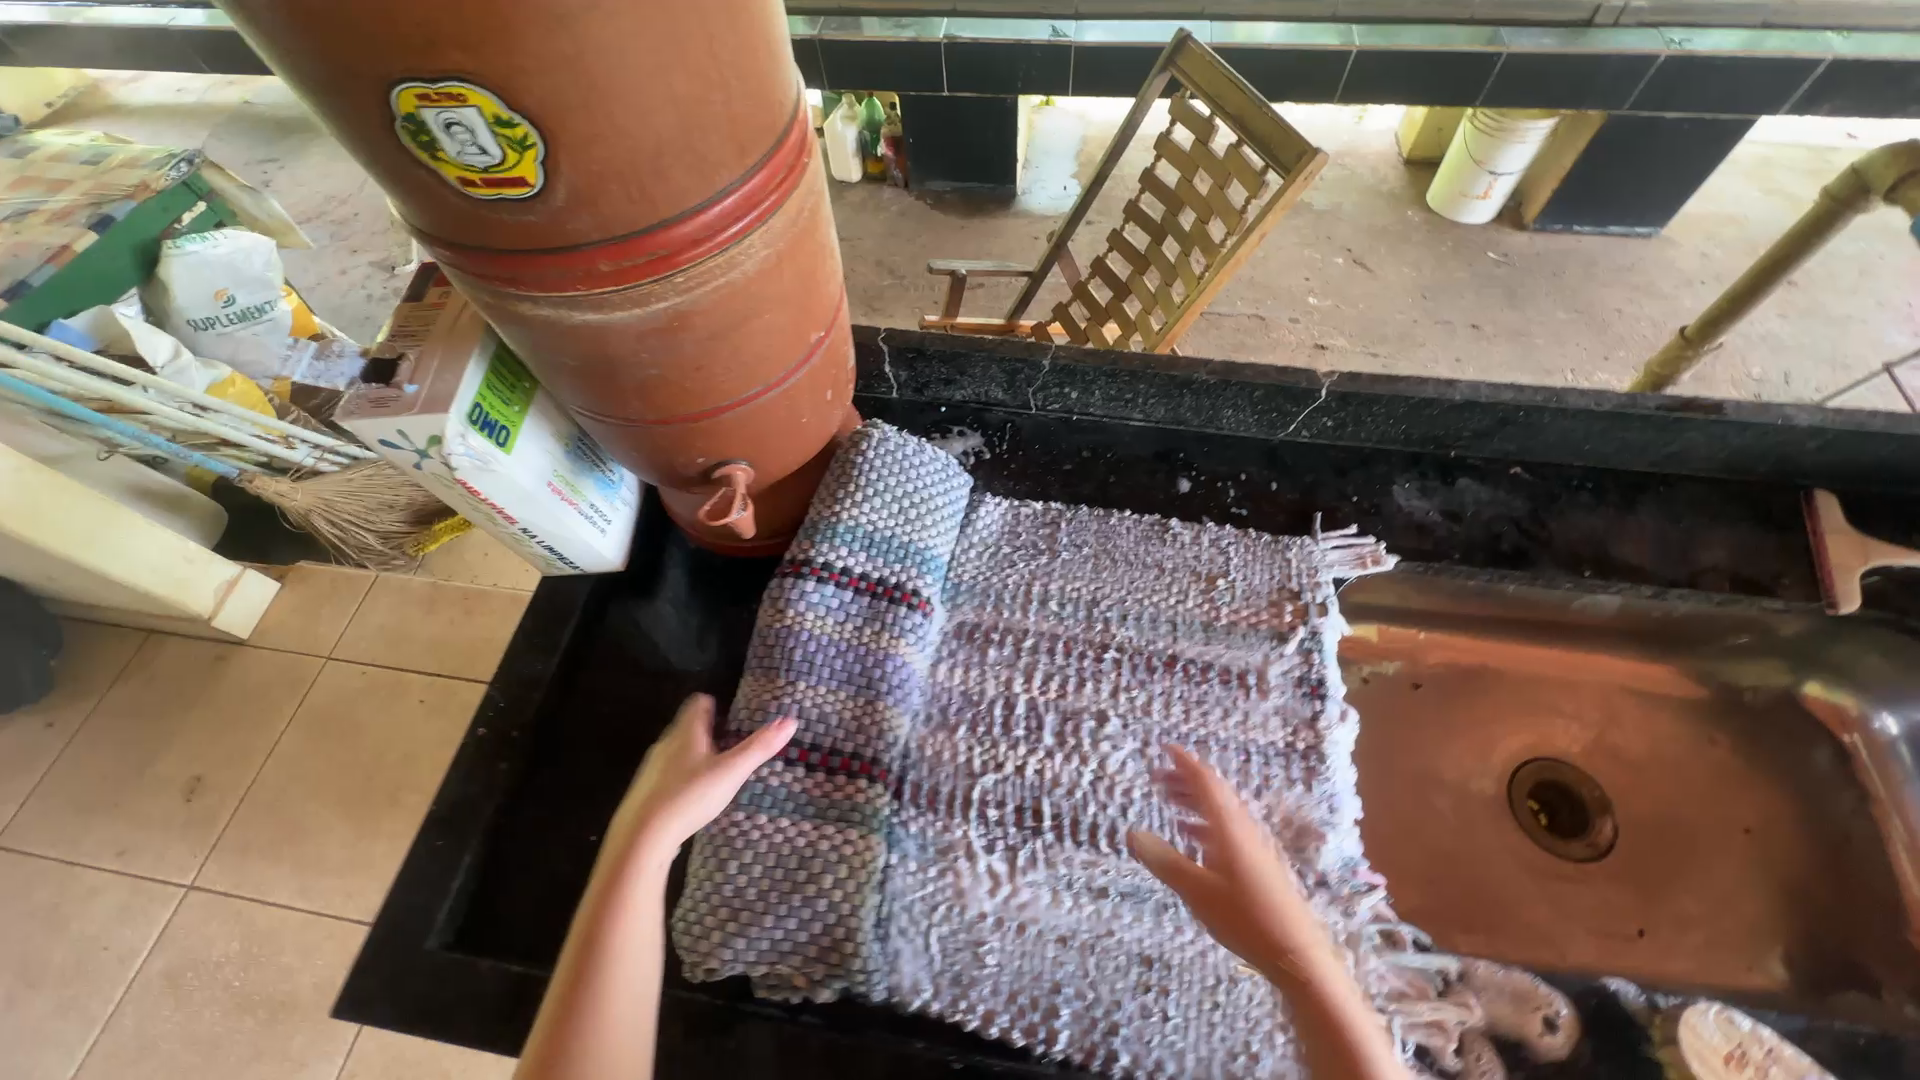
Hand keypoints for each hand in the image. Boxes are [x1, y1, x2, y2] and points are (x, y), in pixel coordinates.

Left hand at [608, 693, 795, 868]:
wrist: (641, 838)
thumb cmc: (689, 796)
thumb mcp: (731, 771)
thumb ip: (760, 747)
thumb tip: (790, 721)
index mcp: (686, 732)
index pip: (699, 703)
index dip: (716, 704)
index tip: (733, 714)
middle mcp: (666, 744)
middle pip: (688, 726)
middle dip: (710, 730)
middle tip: (733, 742)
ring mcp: (653, 769)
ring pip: (678, 751)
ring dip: (697, 754)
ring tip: (719, 769)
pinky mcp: (647, 793)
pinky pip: (670, 774)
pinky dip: (685, 777)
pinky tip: (696, 796)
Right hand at [1128, 745, 1337, 984]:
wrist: (1296, 954)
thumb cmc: (1244, 917)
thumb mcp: (1195, 890)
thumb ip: (1163, 860)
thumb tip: (1132, 832)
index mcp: (1229, 827)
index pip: (1206, 783)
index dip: (1185, 763)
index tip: (1166, 748)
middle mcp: (1243, 829)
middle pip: (1214, 794)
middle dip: (1186, 781)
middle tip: (1158, 778)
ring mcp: (1254, 847)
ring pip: (1221, 812)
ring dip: (1195, 802)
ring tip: (1170, 803)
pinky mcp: (1258, 865)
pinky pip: (1227, 830)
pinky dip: (1206, 824)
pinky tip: (1193, 839)